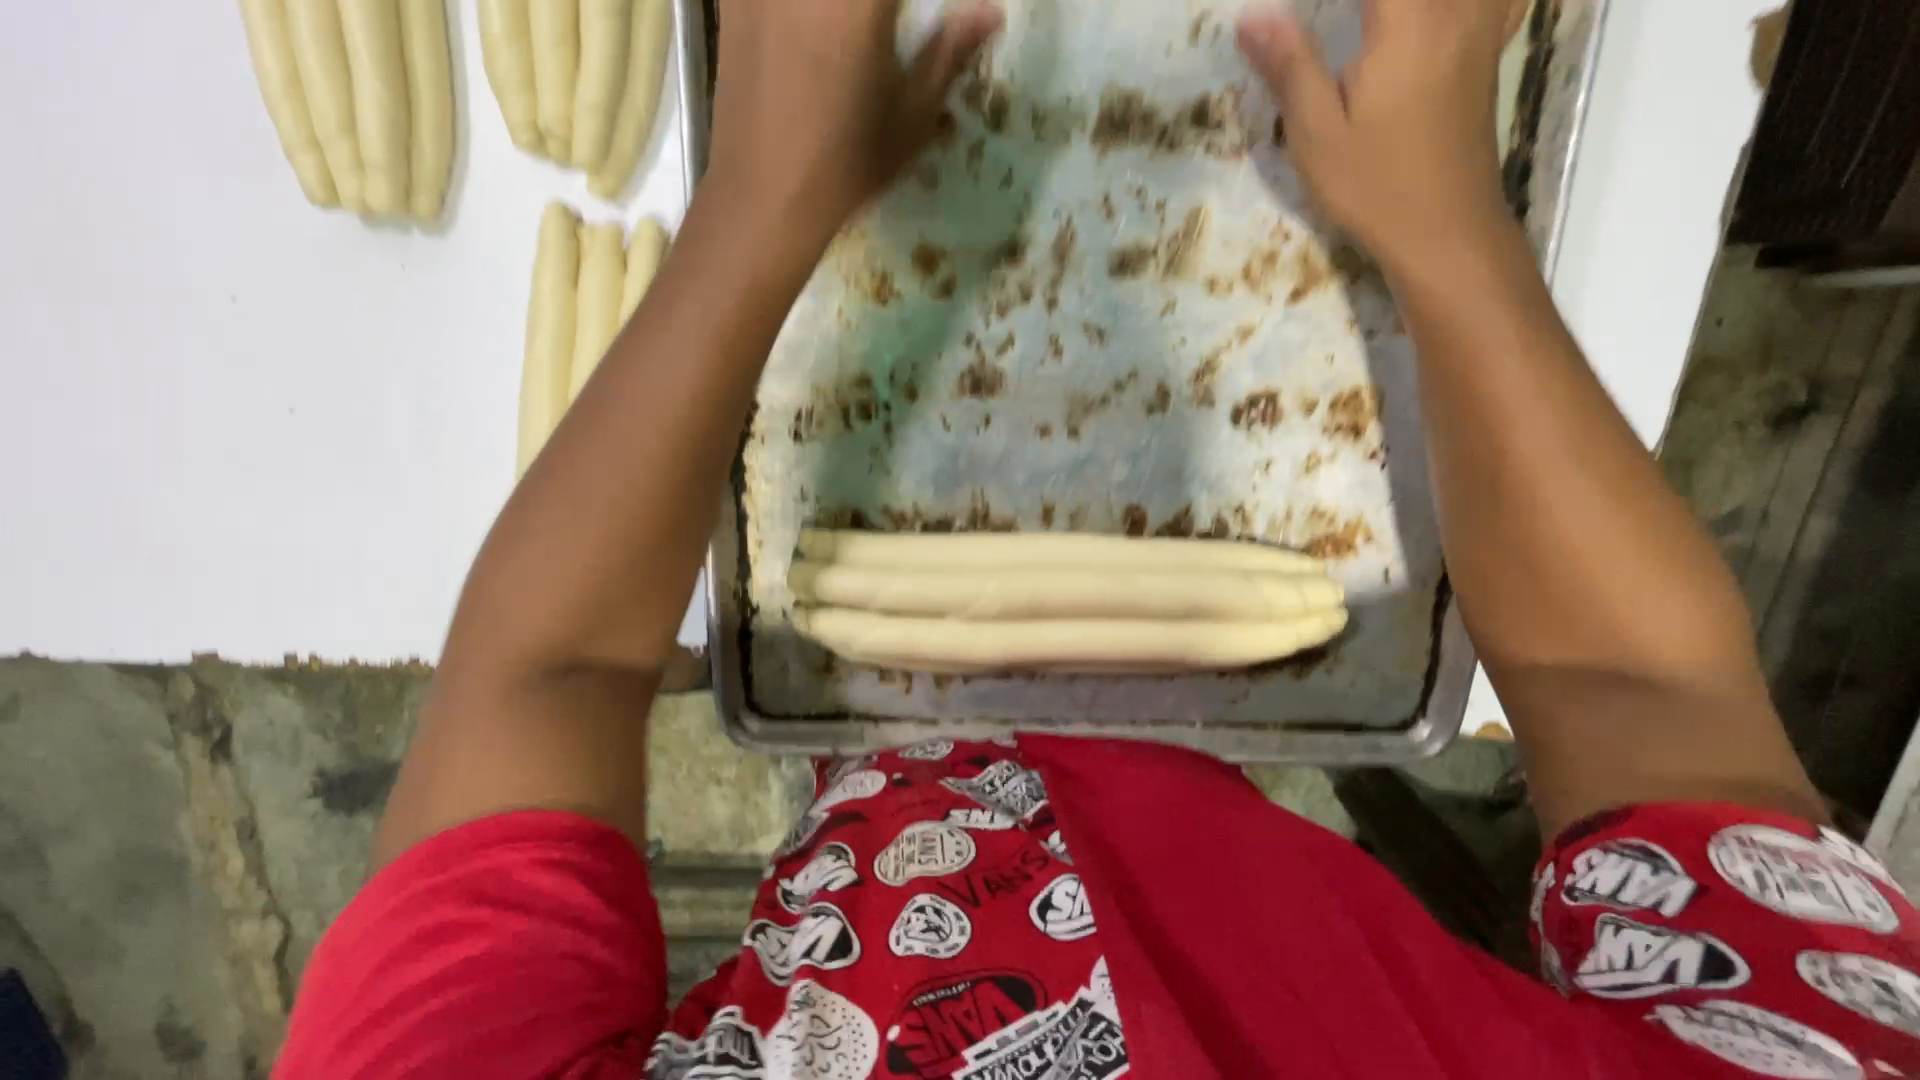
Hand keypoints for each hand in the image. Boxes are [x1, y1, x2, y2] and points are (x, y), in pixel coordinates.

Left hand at [707, 0, 1002, 244]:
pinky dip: (798, 12)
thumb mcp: (910, 116)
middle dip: (880, 7)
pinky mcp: (733, 0)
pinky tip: (807, 30)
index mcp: (858, 0)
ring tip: (856, 31)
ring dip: (846, 13)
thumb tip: (990, 11)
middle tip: (890, 25)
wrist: (765, 196)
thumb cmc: (848, 165)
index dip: (917, 3)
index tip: (929, 17)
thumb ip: (948, 51)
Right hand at [1237, 0, 1524, 269]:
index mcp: (1409, 23)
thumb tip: (1252, 17)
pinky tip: (1427, 19)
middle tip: (1316, 24)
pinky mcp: (1488, 47)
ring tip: (1362, 28)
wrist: (1445, 230)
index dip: (1319, 1)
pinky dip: (1451, 7)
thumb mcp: (1317, 135)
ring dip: (1396, 10)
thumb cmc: (1374, 188)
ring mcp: (1482, 24)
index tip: (1286, 14)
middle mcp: (1456, 9)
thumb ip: (1290, 66)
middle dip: (1355, 8)